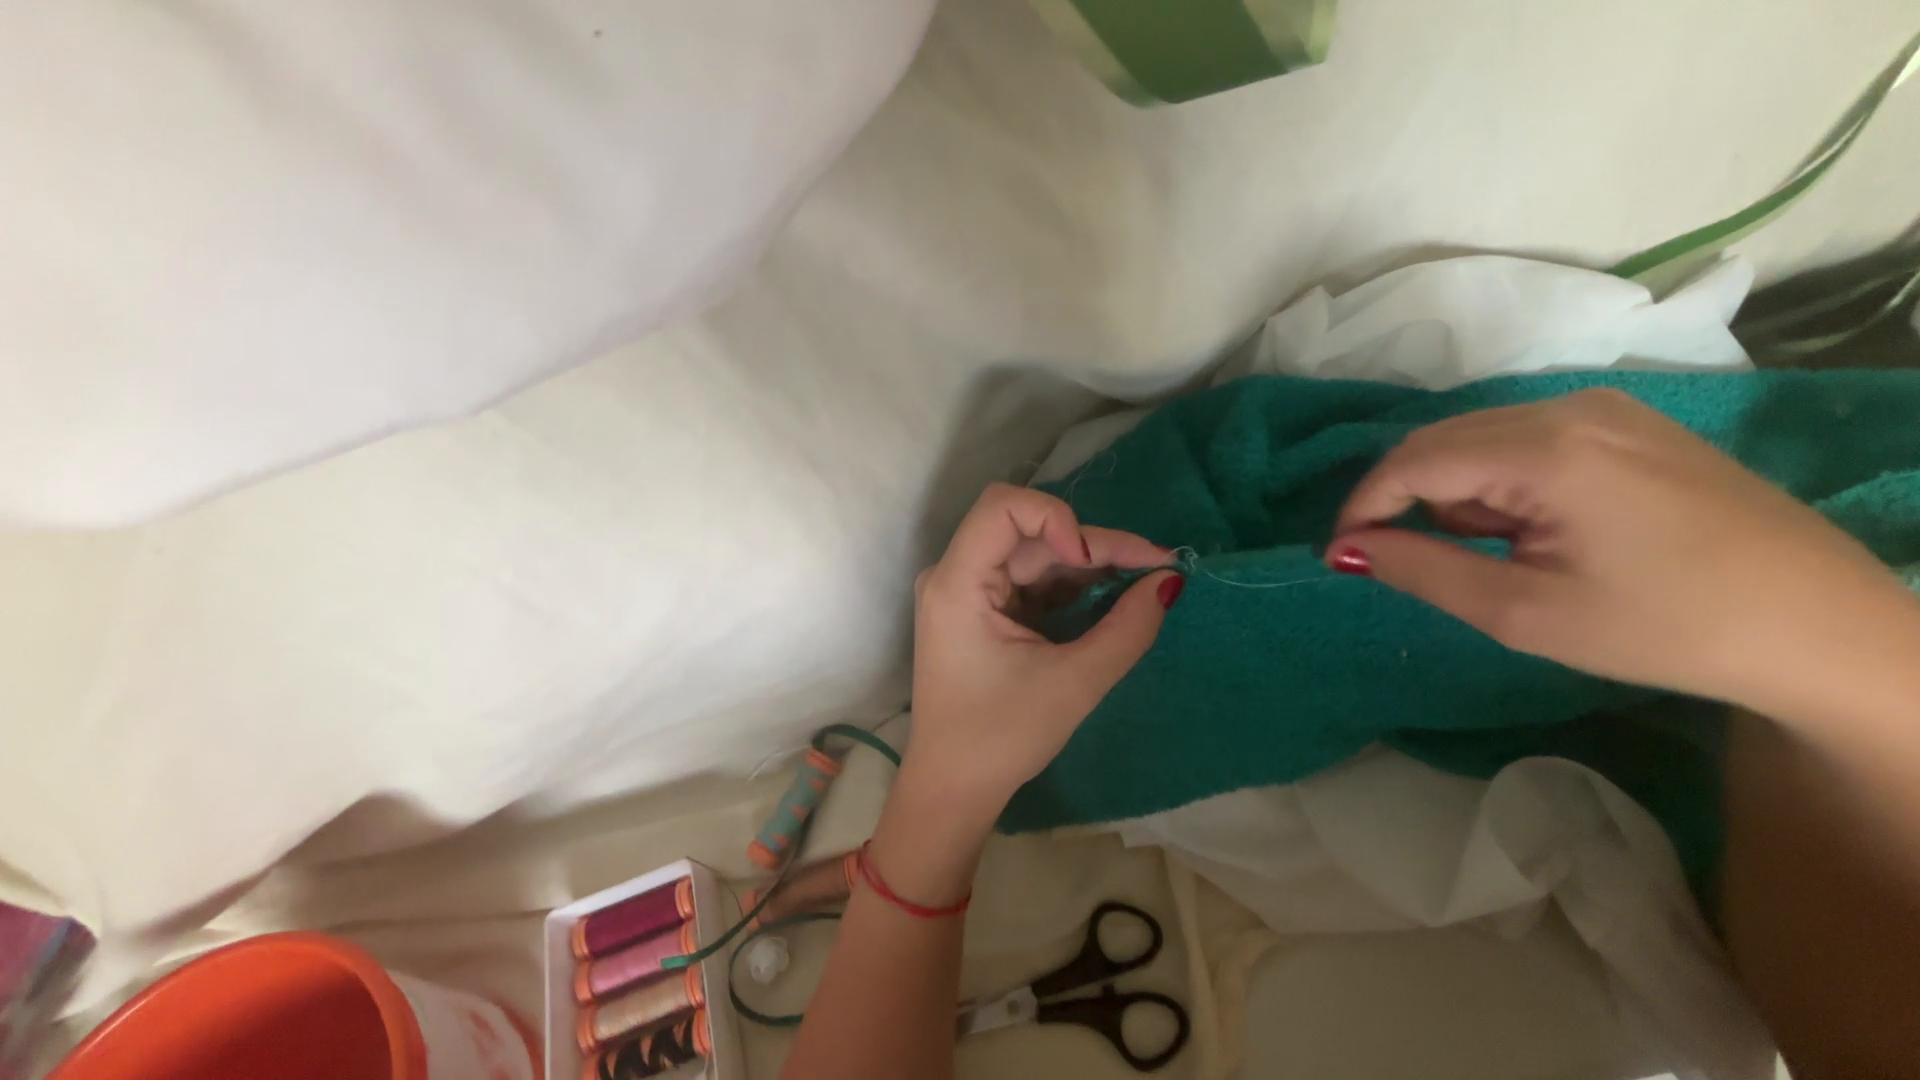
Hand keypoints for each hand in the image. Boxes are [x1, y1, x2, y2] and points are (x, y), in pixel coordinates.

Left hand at [904, 484, 1179, 818]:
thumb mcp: (1074, 683)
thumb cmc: (1002, 737)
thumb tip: (1170, 581)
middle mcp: (956, 575)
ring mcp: (968, 592)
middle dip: (1095, 547)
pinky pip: (1031, 582)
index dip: (1057, 517)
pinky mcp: (984, 611)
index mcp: (958, 583)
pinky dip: (1072, 587)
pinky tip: (1115, 595)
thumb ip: (1126, 628)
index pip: (1004, 506)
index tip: (1092, 562)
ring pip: (1036, 555)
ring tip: (1147, 581)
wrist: (954, 787)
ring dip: (1090, 566)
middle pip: (1030, 534)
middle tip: (1160, 567)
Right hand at [1327, 388, 1918, 718]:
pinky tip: (1535, 528)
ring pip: (1479, 438)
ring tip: (1498, 554)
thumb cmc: (1663, 627)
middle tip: (1410, 562)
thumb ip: (1422, 570)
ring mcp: (1606, 409)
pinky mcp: (1629, 423)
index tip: (1341, 556)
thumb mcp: (1524, 611)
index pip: (1412, 460)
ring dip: (1457, 493)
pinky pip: (1525, 439)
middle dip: (1407, 499)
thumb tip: (1344, 550)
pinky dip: (1500, 482)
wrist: (1820, 628)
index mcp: (1547, 450)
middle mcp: (1570, 407)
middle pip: (1440, 440)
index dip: (1363, 506)